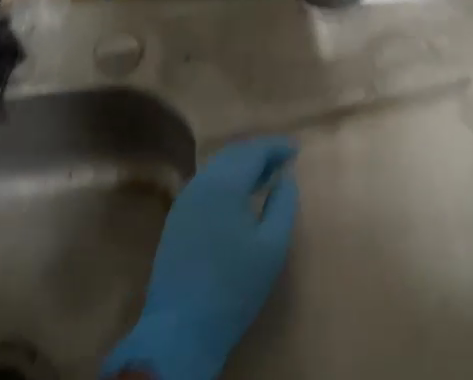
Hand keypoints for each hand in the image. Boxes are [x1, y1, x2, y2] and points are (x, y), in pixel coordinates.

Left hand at [102, 136, 298, 379]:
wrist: (181, 325)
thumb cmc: (234, 285)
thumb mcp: (272, 246)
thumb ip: (283, 204)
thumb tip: (286, 178)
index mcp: (224, 184)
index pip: (253, 151)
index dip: (276, 146)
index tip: (296, 149)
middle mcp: (200, 184)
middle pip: (232, 155)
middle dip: (259, 153)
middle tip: (283, 159)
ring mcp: (184, 201)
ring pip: (216, 169)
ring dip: (241, 166)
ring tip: (265, 175)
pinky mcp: (176, 219)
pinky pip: (206, 185)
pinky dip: (226, 180)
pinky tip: (239, 196)